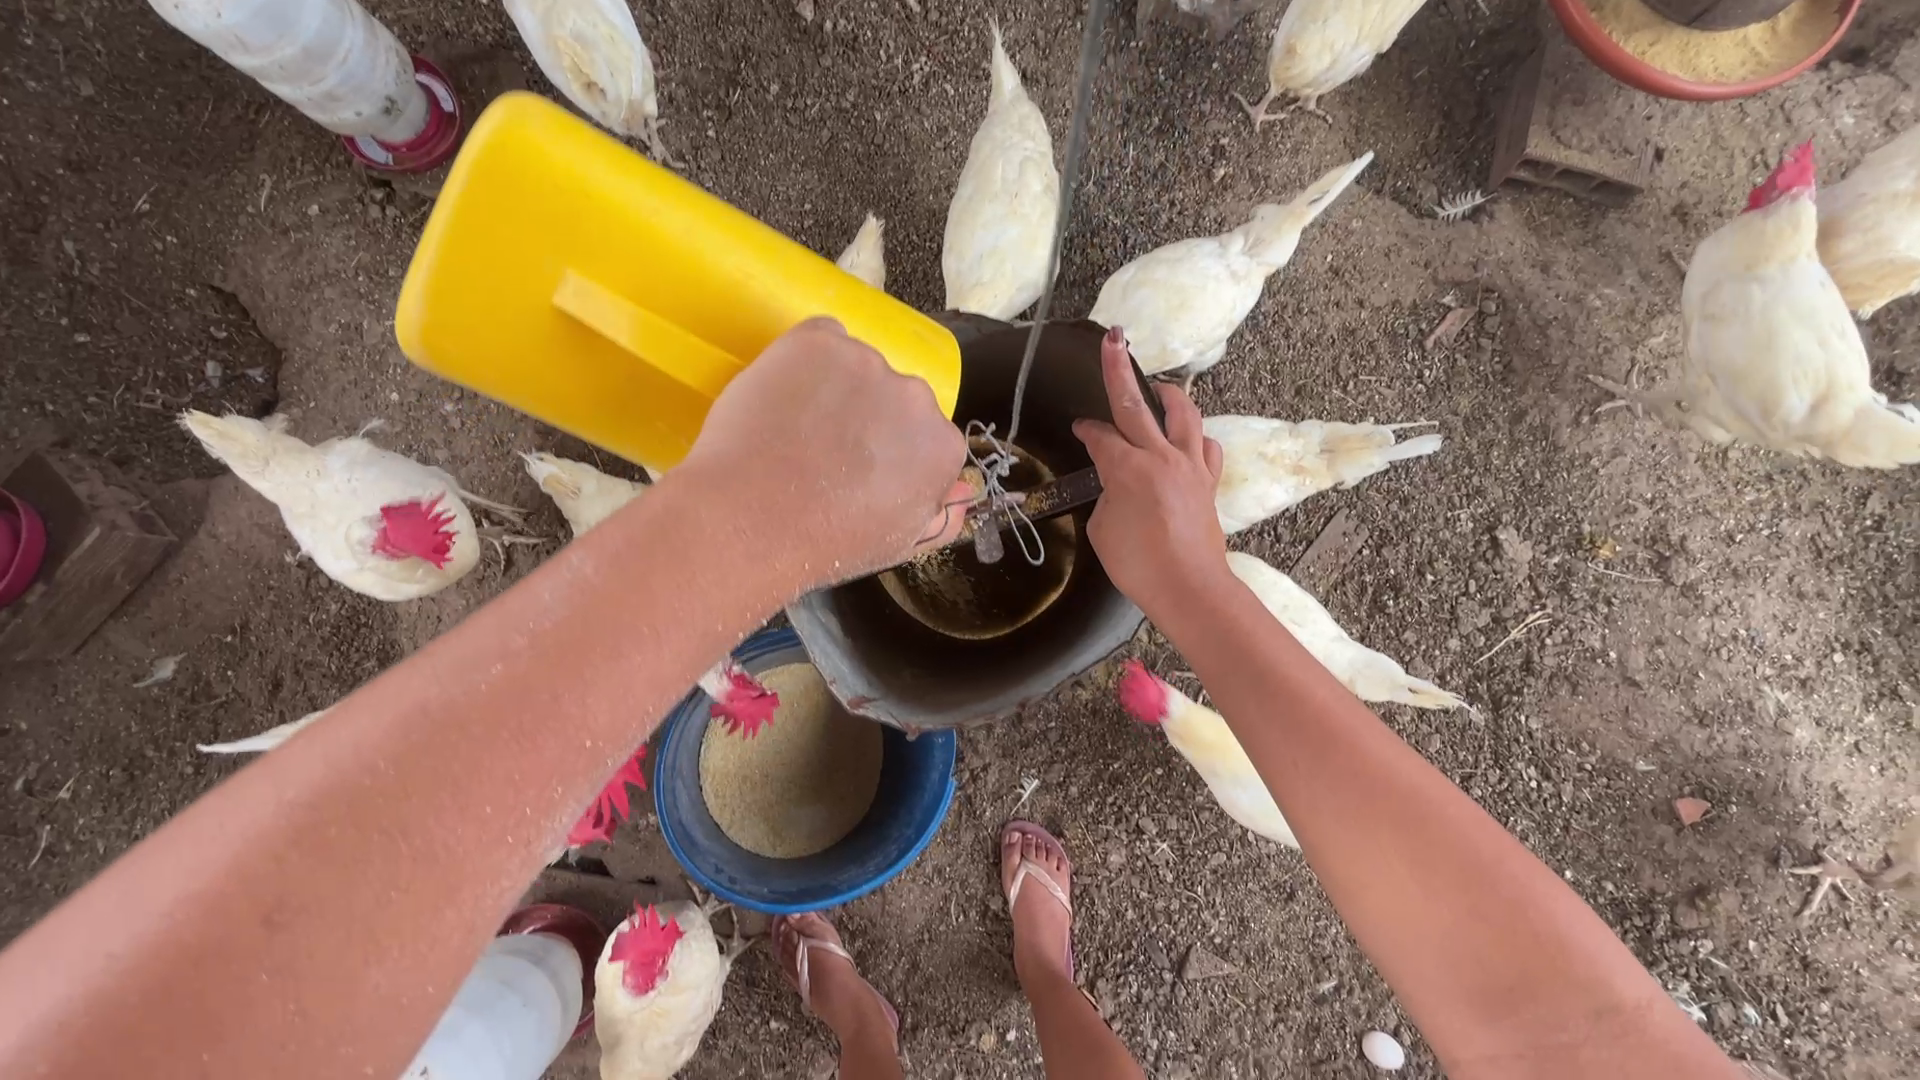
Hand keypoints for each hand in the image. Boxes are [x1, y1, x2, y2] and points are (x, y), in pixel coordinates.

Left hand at [681, 317, 968, 588]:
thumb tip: (964, 492)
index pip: (927, 439)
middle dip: (870, 417)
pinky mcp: (819, 341)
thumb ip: (943, 516)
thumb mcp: (899, 544)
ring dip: (837, 388)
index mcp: (942, 447)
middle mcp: (917, 397)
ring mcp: (867, 362)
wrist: (752, 519)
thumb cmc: (828, 542)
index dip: (892, 455)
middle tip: (826, 450)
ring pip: (857, 368)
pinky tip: (786, 396)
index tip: (862, 472)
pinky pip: (822, 339)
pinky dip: (808, 360)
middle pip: (896, 398)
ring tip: (796, 428)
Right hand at [1072, 327, 1230, 618]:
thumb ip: (1108, 496)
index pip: (1100, 437)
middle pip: (1136, 404)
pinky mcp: (1208, 481)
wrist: (1189, 588)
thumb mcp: (1103, 528)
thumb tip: (1118, 486)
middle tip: (1112, 340)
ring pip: (1183, 414)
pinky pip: (1204, 445)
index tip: (1079, 429)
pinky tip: (1186, 437)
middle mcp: (1160, 456)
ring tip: (1157, 387)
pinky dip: (1193, 435)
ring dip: (1168, 395)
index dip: (1086, 431)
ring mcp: (1189, 466)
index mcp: (1127, 468)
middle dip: (1118, 370)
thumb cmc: (1138, 564)